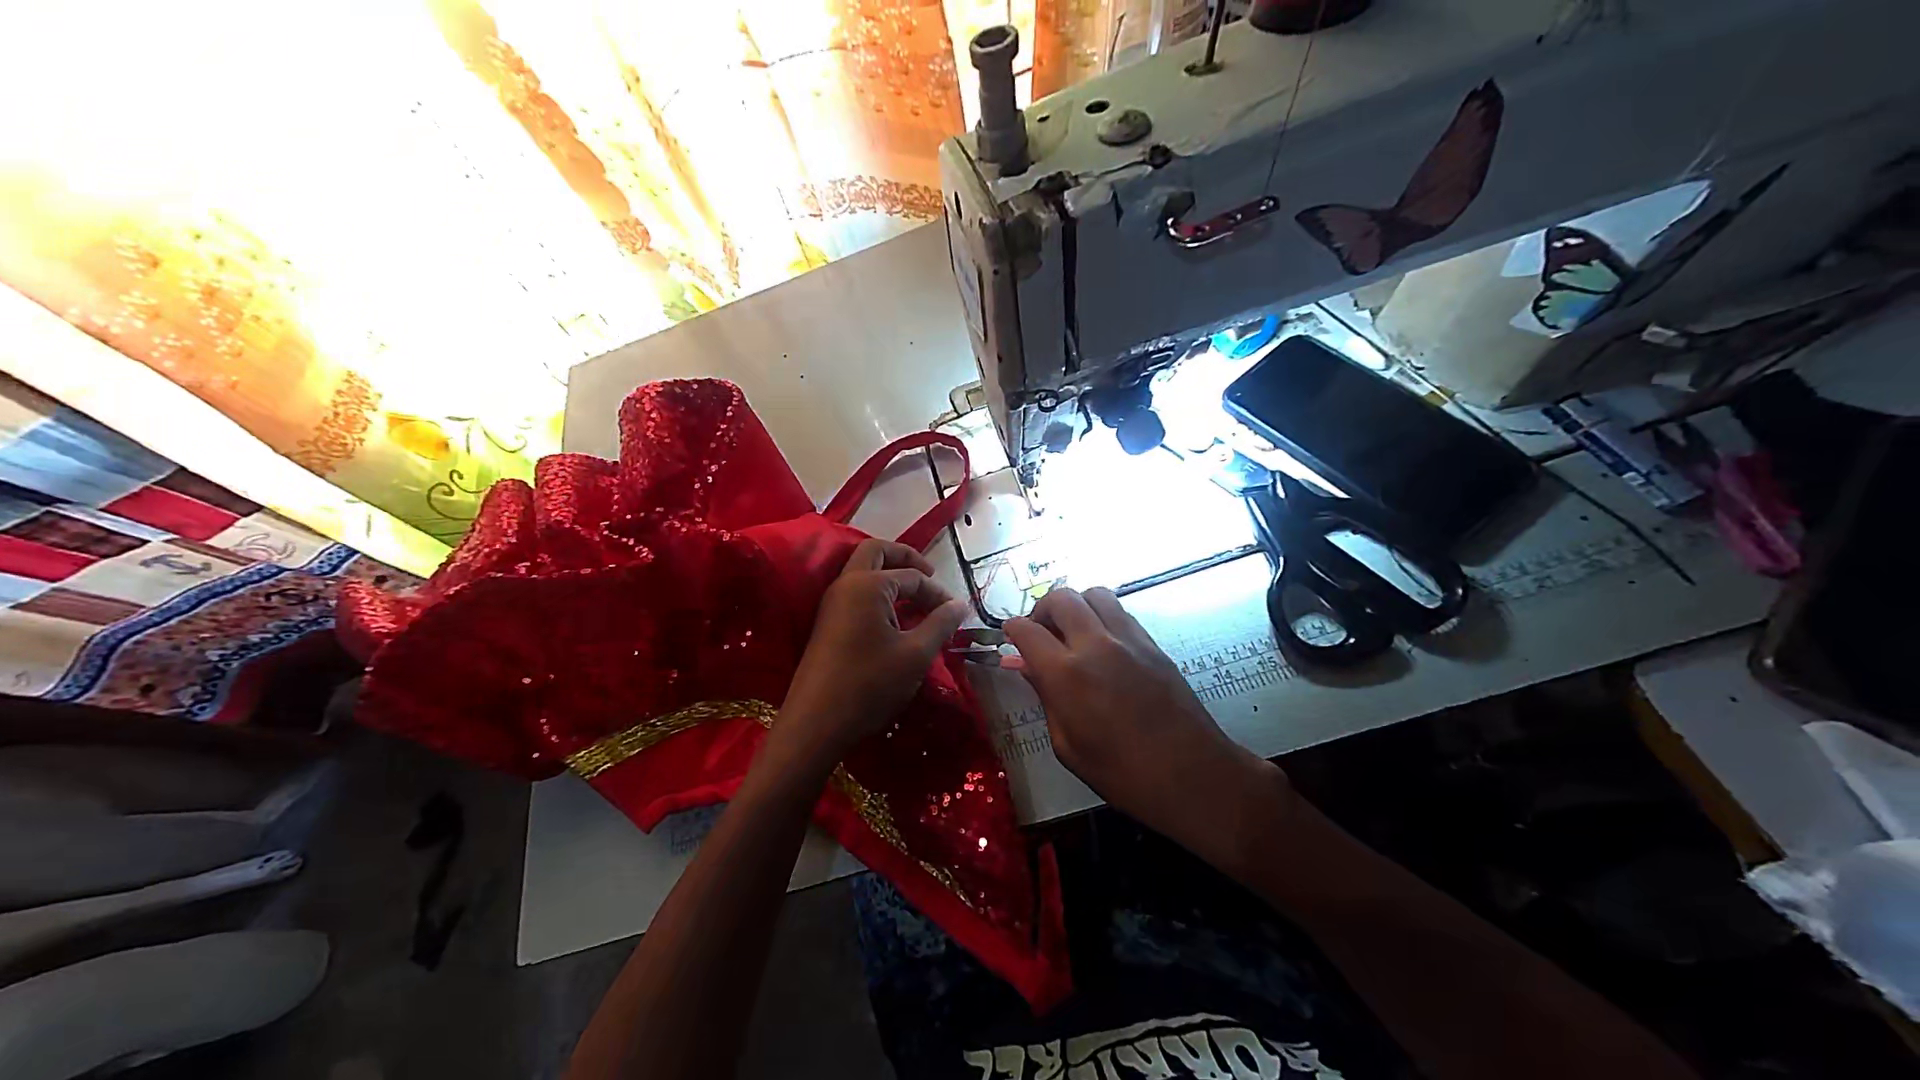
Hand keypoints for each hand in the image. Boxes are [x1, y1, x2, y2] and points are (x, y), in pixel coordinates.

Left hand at [778, 538, 969, 763]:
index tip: (956, 614)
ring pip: (862, 572)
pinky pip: (855, 593)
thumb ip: (940, 624)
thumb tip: (959, 605)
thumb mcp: (915, 655)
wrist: (817, 722)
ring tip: (916, 601)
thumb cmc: (870, 684)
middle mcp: (845, 584)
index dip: (938, 593)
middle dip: (905, 558)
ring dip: (889, 576)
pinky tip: (894, 620)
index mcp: (867, 585)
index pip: (912, 576)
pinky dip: (877, 594)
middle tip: (929, 576)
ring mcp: (831, 603)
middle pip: (876, 552)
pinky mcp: (827, 623)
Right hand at [1003, 587, 1282, 845]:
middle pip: (1061, 597)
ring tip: (1072, 633)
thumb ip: (1045, 697)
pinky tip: (1102, 645)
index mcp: (1067, 674)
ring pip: (1094, 594)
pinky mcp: (1153, 643)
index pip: (1027, 629)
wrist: (1192, 775)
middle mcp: (1096, 645)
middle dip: (1041, 610)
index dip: (1012, 630)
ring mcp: (1129, 639)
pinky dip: (1102, 616)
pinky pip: (1120, 611)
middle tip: (1040, 634)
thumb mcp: (1067, 745)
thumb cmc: (1122, 774)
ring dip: (1076, 606)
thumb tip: (1025, 667)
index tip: (1010, 639)